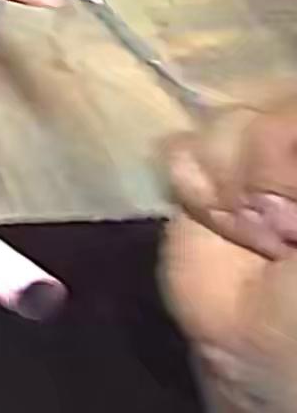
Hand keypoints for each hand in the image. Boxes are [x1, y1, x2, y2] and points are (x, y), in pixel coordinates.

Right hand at [161, 99, 296, 411]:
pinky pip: (176, 146)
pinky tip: (219, 222)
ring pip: (221, 123)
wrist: (268, 351)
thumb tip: (272, 121)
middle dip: (267, 161)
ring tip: (259, 234)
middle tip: (288, 224)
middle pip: (271, 110)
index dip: (291, 131)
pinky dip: (192, 184)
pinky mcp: (202, 179)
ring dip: (229, 180)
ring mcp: (263, 170)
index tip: (296, 192)